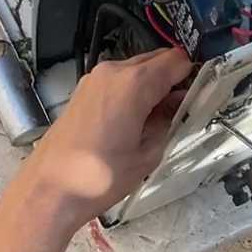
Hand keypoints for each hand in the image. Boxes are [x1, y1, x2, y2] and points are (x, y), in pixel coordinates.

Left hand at [0, 48, 190, 237]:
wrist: (50, 191)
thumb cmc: (100, 177)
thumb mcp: (149, 153)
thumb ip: (168, 121)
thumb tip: (177, 107)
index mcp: (134, 83)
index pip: (177, 60)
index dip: (193, 75)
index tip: (202, 93)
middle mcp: (112, 72)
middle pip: (156, 61)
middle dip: (173, 80)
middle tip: (184, 109)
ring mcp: (93, 80)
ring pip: (136, 71)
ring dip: (152, 87)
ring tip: (158, 120)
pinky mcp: (82, 92)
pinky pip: (118, 83)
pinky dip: (132, 93)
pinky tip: (135, 122)